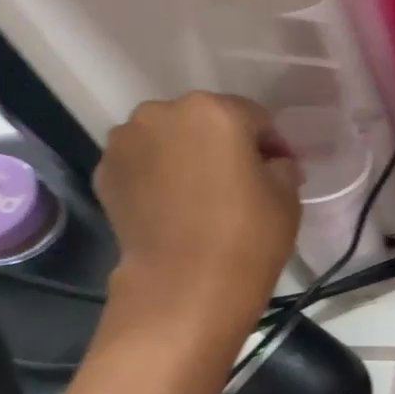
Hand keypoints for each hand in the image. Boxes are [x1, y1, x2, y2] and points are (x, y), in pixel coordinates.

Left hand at [94, 93, 301, 327]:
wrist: (187, 281)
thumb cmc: (249, 236)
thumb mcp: (288, 200)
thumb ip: (282, 168)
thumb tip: (273, 162)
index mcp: (214, 113)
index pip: (255, 116)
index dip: (274, 143)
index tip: (284, 171)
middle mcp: (162, 112)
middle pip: (205, 121)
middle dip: (226, 145)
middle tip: (244, 183)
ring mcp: (127, 139)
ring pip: (169, 140)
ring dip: (190, 158)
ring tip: (207, 198)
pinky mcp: (107, 169)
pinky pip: (145, 165)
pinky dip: (162, 178)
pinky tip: (179, 210)